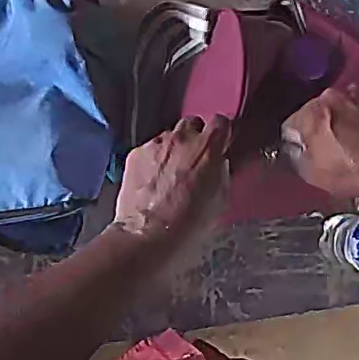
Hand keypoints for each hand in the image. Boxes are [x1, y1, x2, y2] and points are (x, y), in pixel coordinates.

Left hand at [112, 115, 230, 251]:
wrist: (147, 237)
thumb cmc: (188, 225)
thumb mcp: (220, 200)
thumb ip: (222, 173)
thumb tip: (220, 164)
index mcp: (208, 149)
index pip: (221, 122)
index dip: (221, 134)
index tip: (220, 146)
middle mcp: (182, 139)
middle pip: (193, 125)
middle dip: (195, 139)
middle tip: (195, 163)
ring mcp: (155, 144)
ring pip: (169, 137)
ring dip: (173, 150)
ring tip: (171, 176)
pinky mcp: (135, 154)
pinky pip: (149, 149)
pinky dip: (154, 160)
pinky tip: (154, 182)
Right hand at [281, 84, 358, 212]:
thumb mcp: (314, 175)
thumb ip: (295, 156)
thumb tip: (293, 148)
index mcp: (312, 111)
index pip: (291, 123)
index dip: (295, 141)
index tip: (302, 151)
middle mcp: (335, 94)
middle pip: (317, 110)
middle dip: (320, 127)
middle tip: (330, 150)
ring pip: (341, 105)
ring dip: (343, 120)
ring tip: (353, 145)